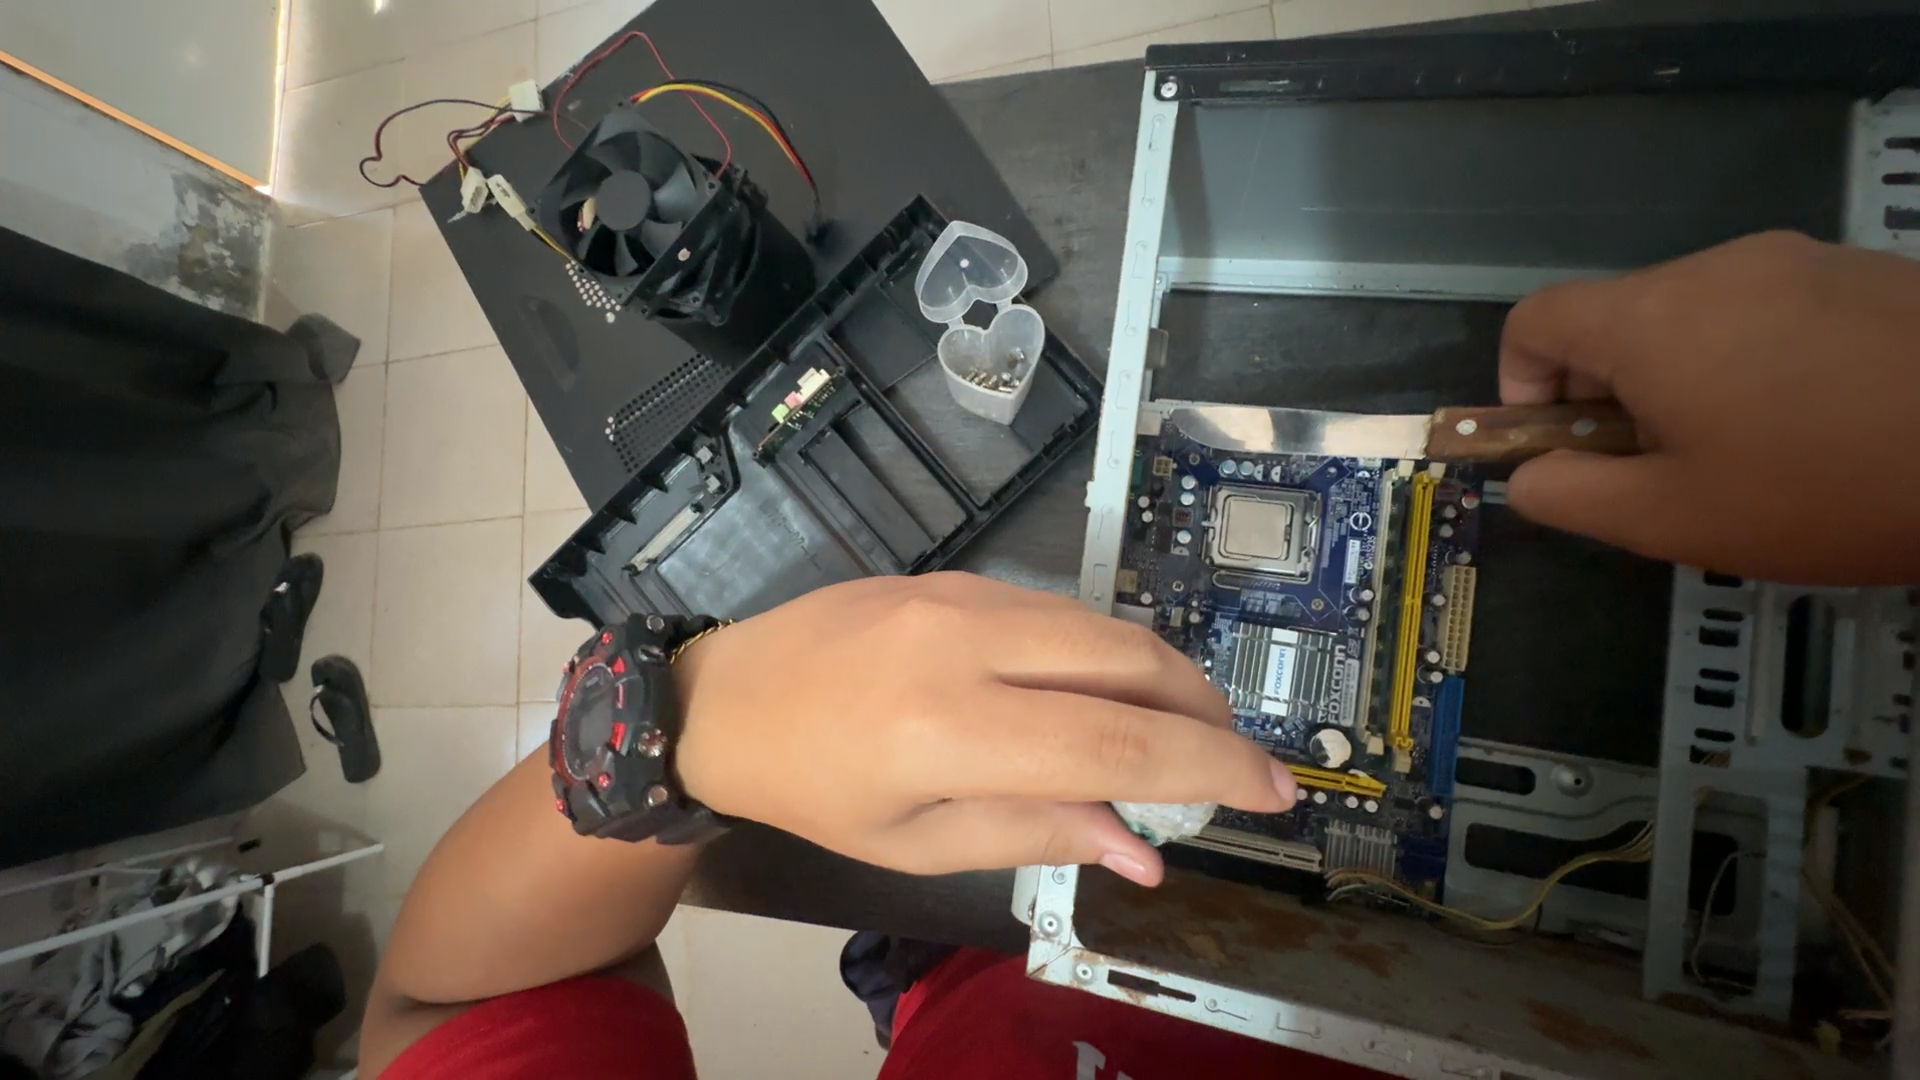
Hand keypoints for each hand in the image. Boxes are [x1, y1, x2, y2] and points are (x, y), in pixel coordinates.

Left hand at [671, 572, 1295, 885]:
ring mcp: (963, 594)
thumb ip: (1036, 834)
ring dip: (1161, 675)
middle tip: (1233, 759)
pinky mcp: (956, 575)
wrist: (726, 693)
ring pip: (1101, 625)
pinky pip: (1058, 609)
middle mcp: (967, 641)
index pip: (1117, 743)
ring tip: (1181, 729)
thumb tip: (1142, 849)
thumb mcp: (916, 841)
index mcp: (950, 728)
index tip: (1273, 793)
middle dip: (1204, 709)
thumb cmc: (811, 787)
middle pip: (1129, 660)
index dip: (1209, 768)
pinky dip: (1105, 651)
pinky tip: (1107, 688)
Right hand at [1499, 231, 1919, 583]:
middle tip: (1655, 461)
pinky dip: (1744, 362)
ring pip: (1684, 317)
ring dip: (1672, 379)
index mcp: (1654, 317)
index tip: (1562, 439)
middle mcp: (1721, 268)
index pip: (1533, 320)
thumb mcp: (1663, 517)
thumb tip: (1530, 472)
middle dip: (1600, 391)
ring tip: (1740, 446)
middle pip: (1608, 319)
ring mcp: (1806, 262)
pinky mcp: (1875, 273)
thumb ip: (1560, 493)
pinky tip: (1811, 420)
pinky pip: (1762, 311)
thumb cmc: (1833, 488)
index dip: (1517, 382)